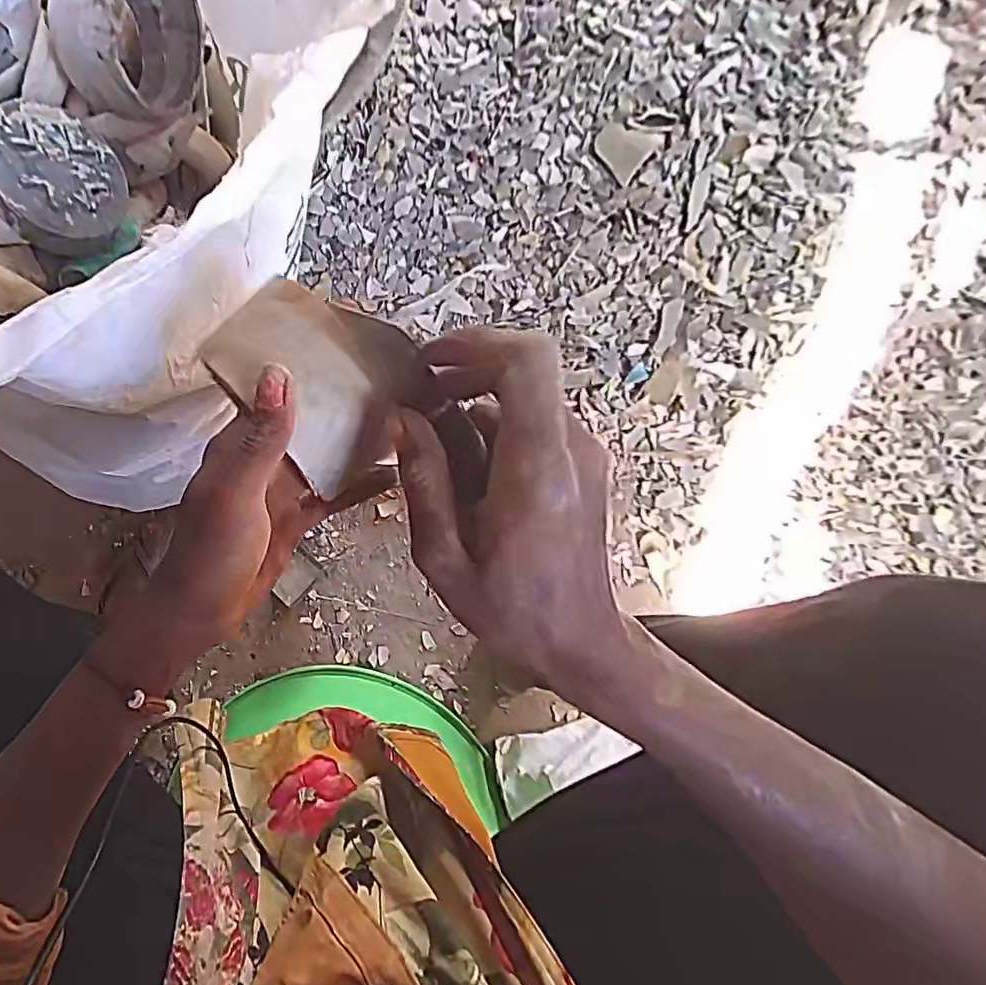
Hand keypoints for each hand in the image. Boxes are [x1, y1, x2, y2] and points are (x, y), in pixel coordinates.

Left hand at [93, 365, 392, 689]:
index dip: (306, 373)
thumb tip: (278, 376)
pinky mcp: (294, 518)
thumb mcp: (236, 491)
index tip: (346, 348)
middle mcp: (260, 463)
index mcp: (239, 447)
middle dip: (339, 405)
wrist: (203, 611)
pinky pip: (329, 494)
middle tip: (390, 382)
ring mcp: (279, 491)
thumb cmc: (209, 552)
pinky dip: (355, 485)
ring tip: (398, 420)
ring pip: (321, 457)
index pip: (275, 396)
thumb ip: (261, 439)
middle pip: (305, 424)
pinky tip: (388, 474)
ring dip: (352, 442)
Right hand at [394, 328, 632, 700]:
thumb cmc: (510, 610)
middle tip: (416, 403)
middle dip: (462, 374)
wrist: (580, 640)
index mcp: (536, 470)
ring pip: (521, 398)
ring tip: (431, 449)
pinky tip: (462, 472)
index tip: (429, 361)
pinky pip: (529, 423)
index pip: (526, 362)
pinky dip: (489, 430)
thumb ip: (423, 482)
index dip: (473, 344)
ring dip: (470, 409)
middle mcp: (570, 449)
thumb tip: (403, 421)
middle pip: (522, 371)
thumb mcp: (443, 557)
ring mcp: (581, 454)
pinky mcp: (580, 463)